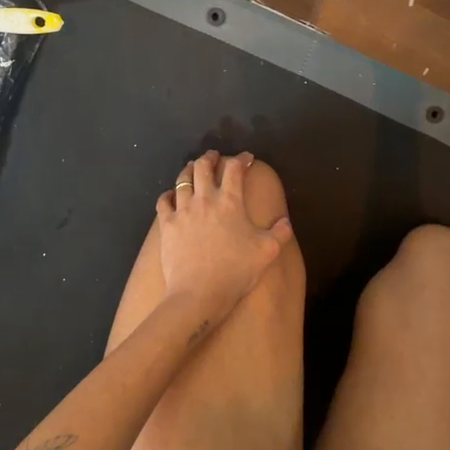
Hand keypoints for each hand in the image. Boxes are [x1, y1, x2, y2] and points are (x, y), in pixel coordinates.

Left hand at [156, 151, 293, 314]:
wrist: (199, 293)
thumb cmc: (235, 271)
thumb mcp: (267, 252)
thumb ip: (280, 233)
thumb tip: (286, 220)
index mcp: (230, 202)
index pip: (235, 170)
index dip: (242, 159)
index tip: (247, 158)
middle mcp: (205, 199)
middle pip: (204, 167)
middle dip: (210, 158)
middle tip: (214, 156)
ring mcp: (182, 210)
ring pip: (182, 180)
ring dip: (189, 170)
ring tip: (192, 168)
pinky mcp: (167, 225)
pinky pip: (163, 201)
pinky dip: (168, 195)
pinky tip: (171, 196)